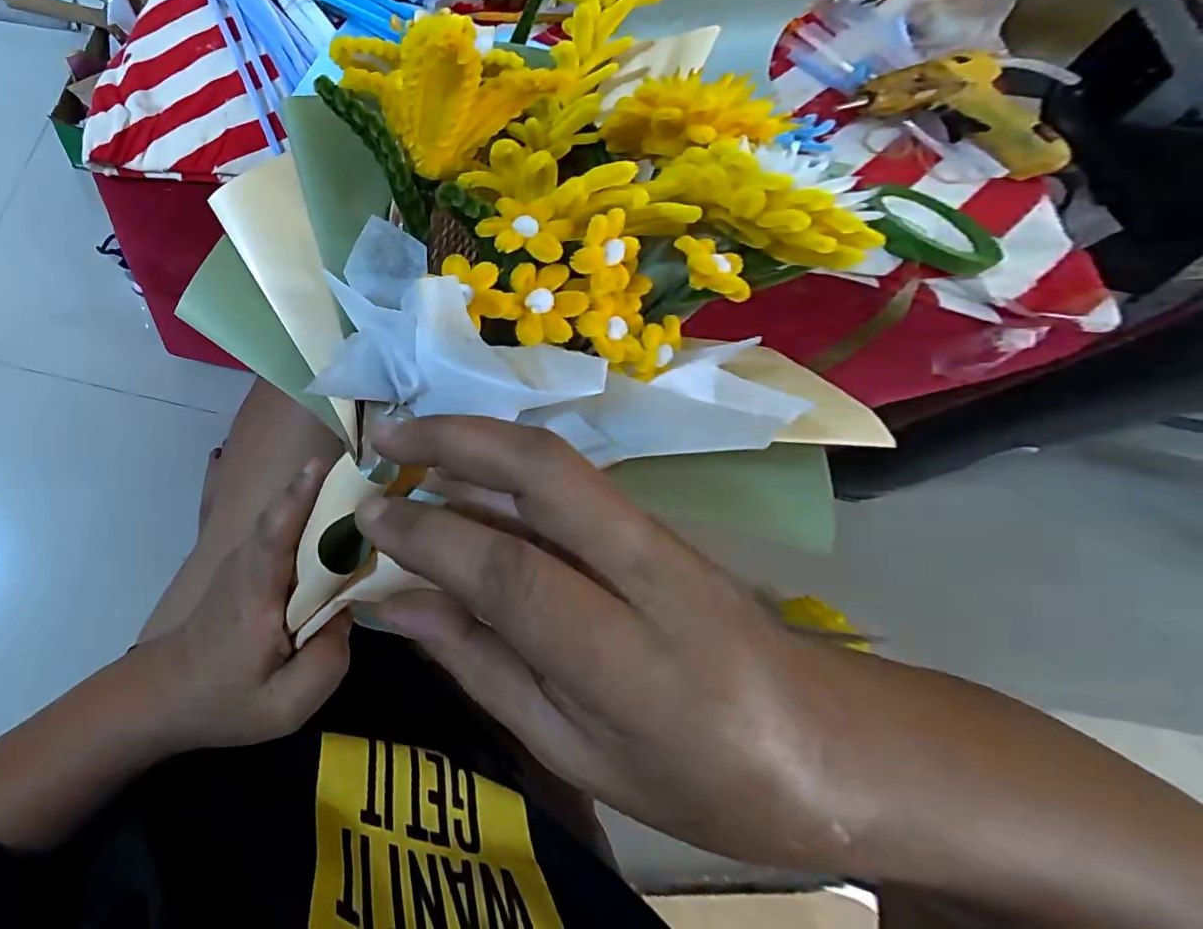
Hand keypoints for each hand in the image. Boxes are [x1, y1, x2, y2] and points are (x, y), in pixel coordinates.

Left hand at [147, 458, 352, 751]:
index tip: (326, 463)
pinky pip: (283, 535)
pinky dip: (310, 523)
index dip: (298, 496)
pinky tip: (341, 527)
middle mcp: (246, 563)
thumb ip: (327, 660)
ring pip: (286, 522)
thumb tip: (350, 610)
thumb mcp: (285, 706)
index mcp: (256, 594)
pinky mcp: (246, 565)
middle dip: (326, 489)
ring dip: (322, 503)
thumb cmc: (225, 700)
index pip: (275, 532)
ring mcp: (242, 560)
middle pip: (286, 516)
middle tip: (373, 473)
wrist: (169, 691)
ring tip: (367, 491)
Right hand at [354, 416, 1202, 922]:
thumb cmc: (705, 781)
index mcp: (639, 667)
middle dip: (454, 440)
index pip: (516, 576)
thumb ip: (483, 668)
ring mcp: (665, 539)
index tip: (367, 516)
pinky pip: (568, 477)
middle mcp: (657, 579)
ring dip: (473, 437)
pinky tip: (457, 464)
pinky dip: (500, 458)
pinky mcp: (660, 523)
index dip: (431, 537)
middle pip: (547, 473)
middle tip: (383, 439)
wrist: (850, 750)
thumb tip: (396, 603)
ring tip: (405, 439)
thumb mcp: (580, 755)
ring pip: (559, 461)